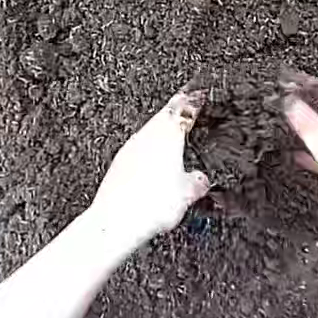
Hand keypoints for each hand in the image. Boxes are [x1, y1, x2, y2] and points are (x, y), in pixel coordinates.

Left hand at [86, 87, 211, 246]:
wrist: (116, 222)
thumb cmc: (151, 203)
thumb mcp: (189, 192)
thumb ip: (198, 182)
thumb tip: (201, 180)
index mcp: (168, 132)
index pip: (183, 105)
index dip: (193, 99)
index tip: (198, 94)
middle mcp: (146, 135)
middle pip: (164, 116)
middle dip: (176, 115)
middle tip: (187, 113)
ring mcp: (129, 149)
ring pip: (149, 133)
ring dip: (161, 135)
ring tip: (172, 144)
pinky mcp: (118, 165)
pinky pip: (138, 152)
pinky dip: (148, 154)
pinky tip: (152, 169)